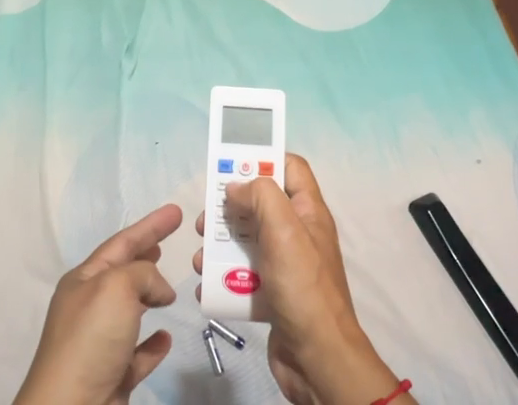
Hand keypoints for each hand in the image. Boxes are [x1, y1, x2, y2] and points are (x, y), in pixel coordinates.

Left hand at [14, 204, 182, 404]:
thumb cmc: (89, 339)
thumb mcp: (116, 288)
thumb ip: (143, 275)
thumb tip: (159, 289)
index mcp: (85, 280)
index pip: (122, 243)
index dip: (150, 225)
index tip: (176, 211)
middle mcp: (89, 307)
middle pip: (123, 271)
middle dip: (146, 253)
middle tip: (169, 239)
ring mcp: (99, 342)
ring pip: (129, 311)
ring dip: (149, 296)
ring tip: (171, 289)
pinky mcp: (111, 374)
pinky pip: (136, 353)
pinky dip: (152, 343)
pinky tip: (165, 338)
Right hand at [193, 154, 411, 404]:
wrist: (317, 359)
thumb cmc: (303, 287)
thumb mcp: (284, 230)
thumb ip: (262, 195)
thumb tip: (236, 185)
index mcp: (307, 211)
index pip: (289, 167)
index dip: (262, 159)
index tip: (230, 165)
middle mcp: (297, 233)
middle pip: (260, 204)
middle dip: (229, 207)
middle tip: (206, 219)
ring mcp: (284, 265)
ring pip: (246, 241)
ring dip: (220, 245)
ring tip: (200, 256)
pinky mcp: (271, 294)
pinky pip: (242, 275)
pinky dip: (223, 277)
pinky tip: (205, 284)